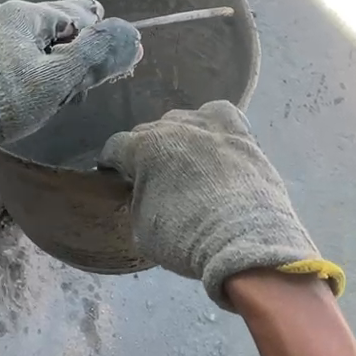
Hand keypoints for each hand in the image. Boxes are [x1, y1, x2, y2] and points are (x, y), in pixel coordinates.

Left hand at [0, 0, 140, 186]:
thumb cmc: (8, 100)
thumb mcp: (58, 78)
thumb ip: (95, 53)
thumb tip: (129, 33)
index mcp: (23, 13)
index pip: (75, 16)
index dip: (96, 39)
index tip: (110, 62)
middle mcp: (2, 15)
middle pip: (53, 28)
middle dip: (73, 51)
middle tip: (84, 82)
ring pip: (33, 41)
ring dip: (53, 62)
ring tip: (63, 89)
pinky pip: (14, 52)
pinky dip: (32, 66)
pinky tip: (36, 89)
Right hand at [100, 100, 342, 307]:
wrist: (242, 242)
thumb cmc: (184, 239)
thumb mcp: (141, 227)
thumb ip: (137, 200)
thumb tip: (142, 192)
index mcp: (142, 148)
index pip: (115, 146)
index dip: (113, 163)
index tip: (115, 175)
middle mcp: (172, 128)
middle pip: (149, 131)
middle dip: (146, 152)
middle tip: (153, 176)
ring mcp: (207, 127)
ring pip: (182, 121)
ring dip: (178, 138)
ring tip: (185, 161)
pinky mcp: (238, 133)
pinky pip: (219, 113)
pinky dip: (212, 124)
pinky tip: (213, 140)